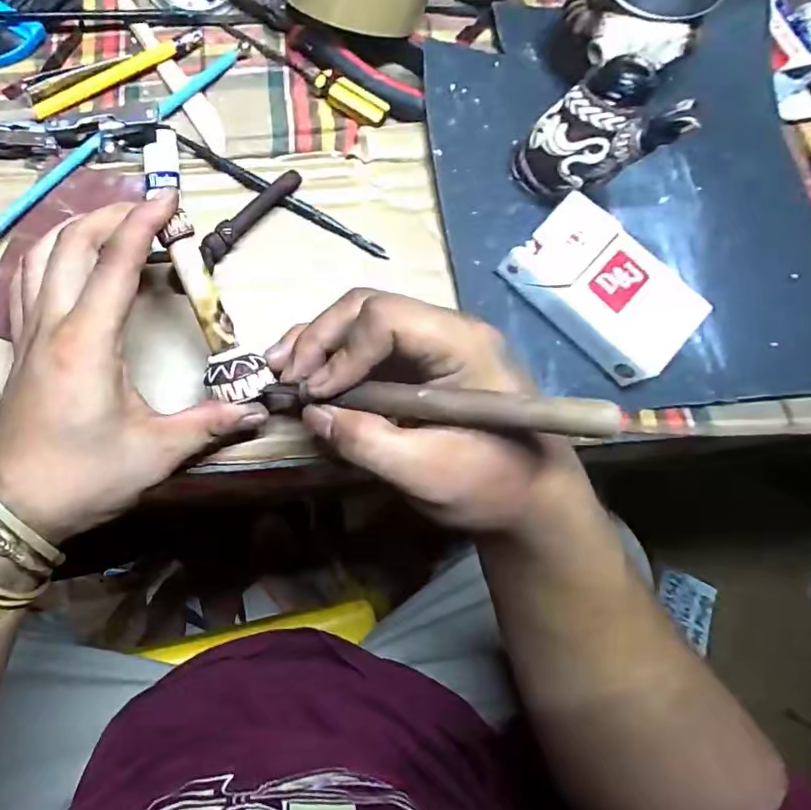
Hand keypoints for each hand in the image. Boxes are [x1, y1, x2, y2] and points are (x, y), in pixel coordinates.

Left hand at [0, 194, 266, 542]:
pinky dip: (48, 258)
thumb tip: (254, 411)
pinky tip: (67, 267)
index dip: (144, 222)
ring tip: (109, 228)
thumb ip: (206, 425)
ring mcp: (28, 335)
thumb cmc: (81, 479)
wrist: (14, 507)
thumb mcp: (153, 454)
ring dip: (75, 230)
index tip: (169, 197)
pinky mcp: (18, 349)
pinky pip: (25, 283)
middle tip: (147, 211)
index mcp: (87, 342)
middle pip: (72, 243)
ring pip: (40, 256)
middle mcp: (52, 325)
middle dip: (110, 214)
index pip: (116, 261)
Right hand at [267, 289, 584, 534]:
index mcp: (461, 345)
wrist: (532, 501)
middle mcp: (442, 331)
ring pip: (357, 321)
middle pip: (364, 307)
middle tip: (285, 376)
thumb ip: (366, 442)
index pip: (385, 317)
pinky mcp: (410, 367)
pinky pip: (360, 348)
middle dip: (318, 339)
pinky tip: (300, 377)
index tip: (316, 394)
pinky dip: (325, 359)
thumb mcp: (427, 472)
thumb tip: (311, 414)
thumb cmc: (492, 486)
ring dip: (314, 343)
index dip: (341, 351)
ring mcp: (425, 347)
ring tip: (278, 369)